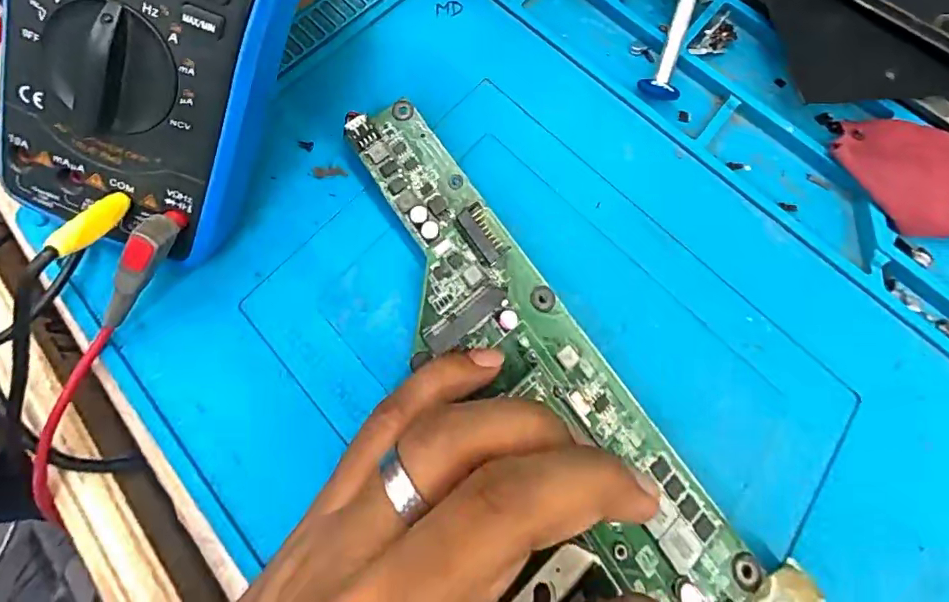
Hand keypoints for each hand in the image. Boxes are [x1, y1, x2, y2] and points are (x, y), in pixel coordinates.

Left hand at [242, 350, 659, 601]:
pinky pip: (377, 428)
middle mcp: (358, 563)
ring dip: (503, 412)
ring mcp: (326, 529)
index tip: (637, 495)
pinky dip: (433, 386)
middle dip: (558, 455)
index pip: (501, 513)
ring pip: (425, 431)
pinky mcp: (311, 516)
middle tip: (606, 475)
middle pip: (471, 464)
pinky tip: (476, 369)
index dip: (583, 487)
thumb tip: (630, 592)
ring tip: (559, 418)